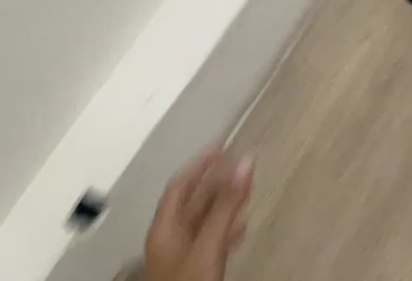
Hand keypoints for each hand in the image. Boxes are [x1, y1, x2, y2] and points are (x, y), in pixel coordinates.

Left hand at [140, 146, 251, 280]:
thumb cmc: (189, 280)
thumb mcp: (208, 243)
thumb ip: (226, 204)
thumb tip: (246, 160)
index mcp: (164, 227)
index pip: (179, 184)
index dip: (199, 163)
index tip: (221, 145)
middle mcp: (170, 238)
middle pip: (193, 201)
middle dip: (216, 181)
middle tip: (239, 163)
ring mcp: (182, 256)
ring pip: (204, 220)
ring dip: (225, 202)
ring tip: (247, 186)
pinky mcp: (196, 270)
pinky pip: (212, 238)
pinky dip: (227, 225)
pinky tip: (243, 224)